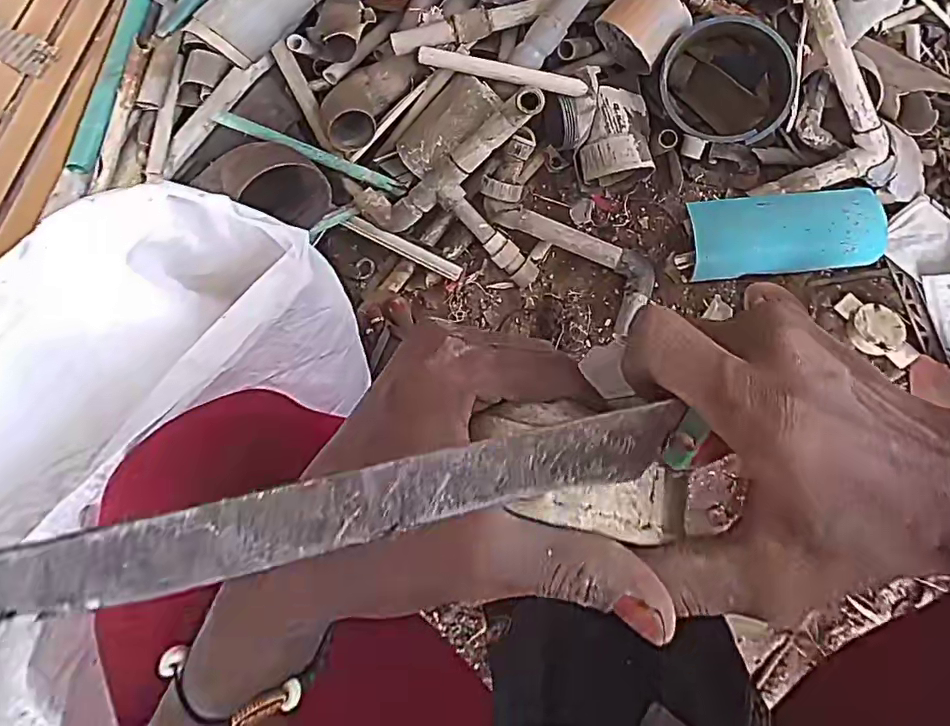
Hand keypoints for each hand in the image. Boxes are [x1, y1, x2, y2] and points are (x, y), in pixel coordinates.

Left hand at [184, 303, 676, 715]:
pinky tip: (511, 458)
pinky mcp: (412, 376)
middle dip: (569, 415)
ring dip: (539, 415)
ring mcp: (420, 355)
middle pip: (536, 366)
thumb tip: (654, 606)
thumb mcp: (486, 556)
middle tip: (592, 467)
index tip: (629, 448)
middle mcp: (437, 343)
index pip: (557, 371)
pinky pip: (484, 381)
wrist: (296, 558)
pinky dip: (508, 413)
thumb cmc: (378, 545)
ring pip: (512, 373)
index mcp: (452, 363)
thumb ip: (575, 568)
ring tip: (554, 469)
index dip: (602, 411)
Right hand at [626, 283, 949, 626]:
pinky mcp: (811, 322)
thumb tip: (623, 581)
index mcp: (754, 399)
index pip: (655, 335)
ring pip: (708, 327)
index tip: (646, 406)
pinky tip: (759, 392)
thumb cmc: (867, 532)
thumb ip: (687, 578)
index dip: (632, 364)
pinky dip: (736, 350)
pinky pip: (744, 320)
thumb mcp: (771, 577)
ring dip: (704, 365)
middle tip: (683, 424)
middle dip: (668, 375)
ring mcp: (795, 325)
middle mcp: (771, 345)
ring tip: (725, 412)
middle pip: (675, 333)